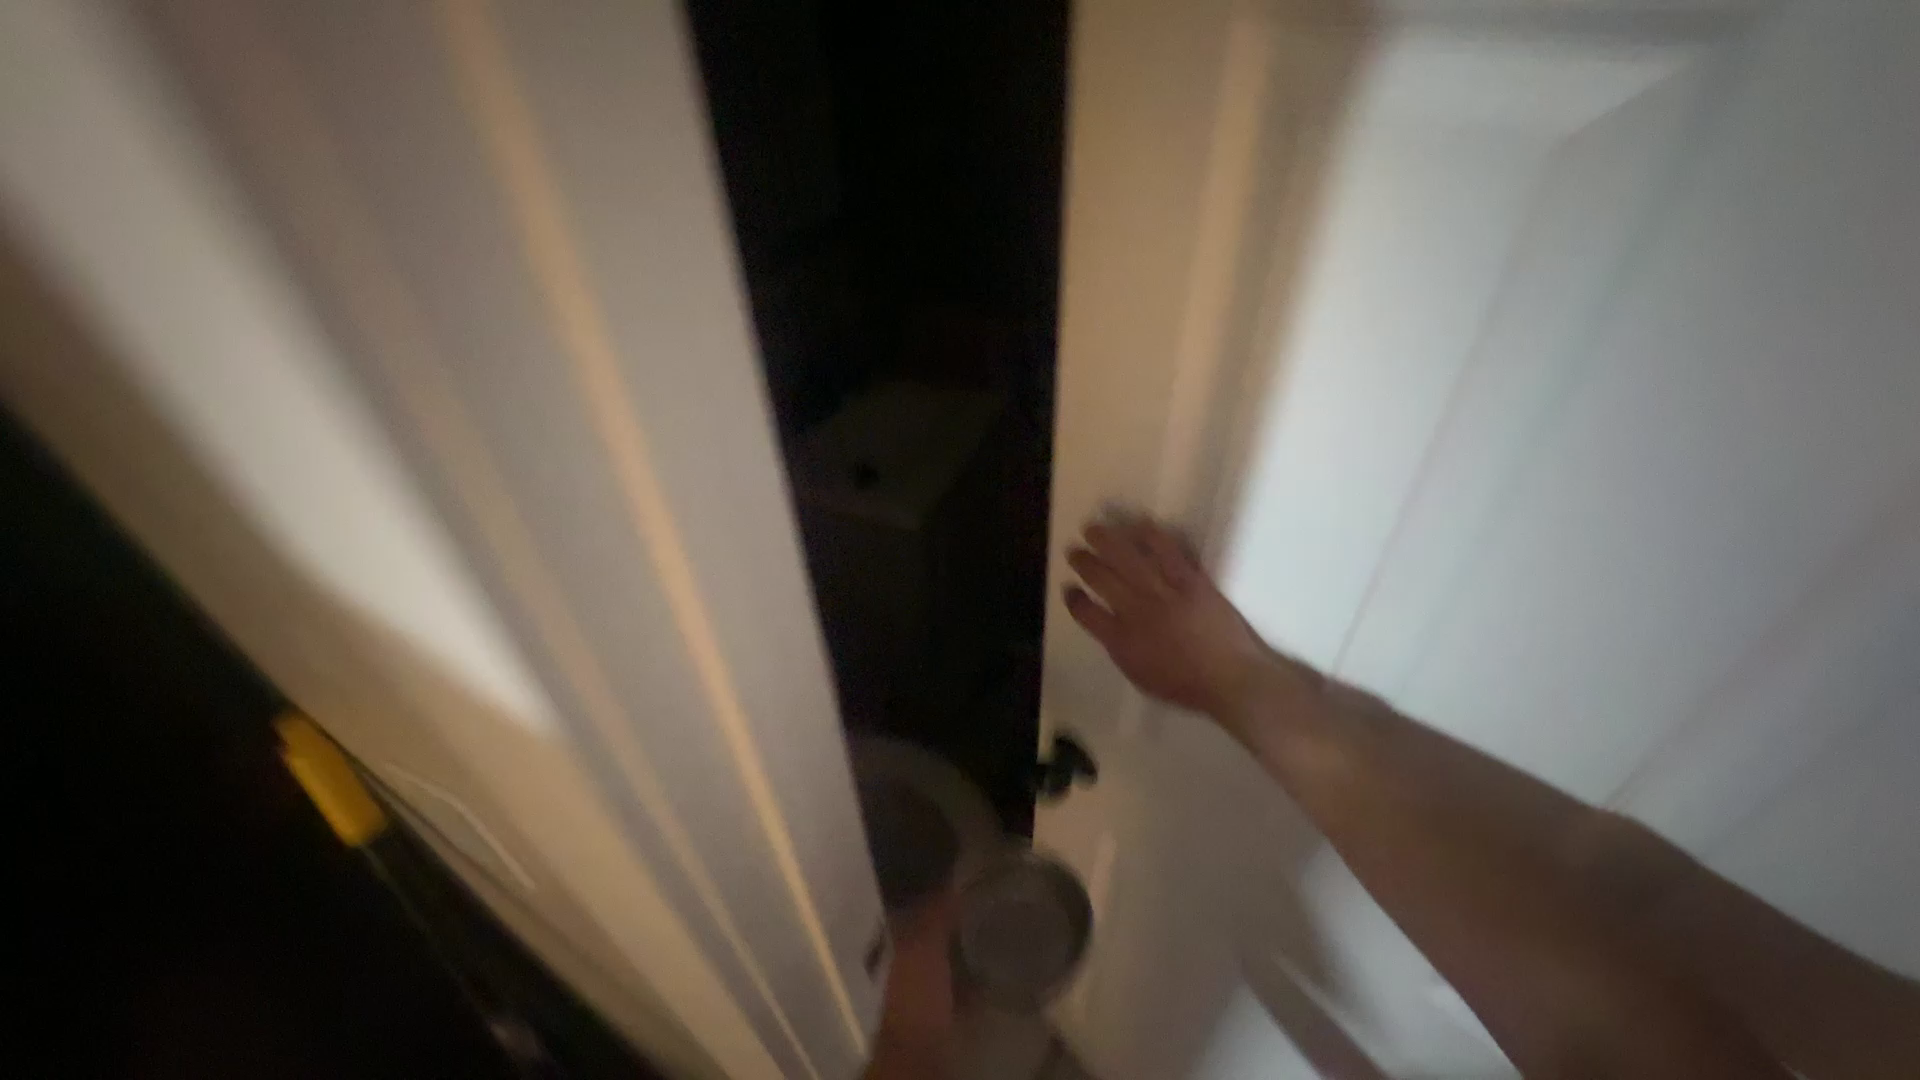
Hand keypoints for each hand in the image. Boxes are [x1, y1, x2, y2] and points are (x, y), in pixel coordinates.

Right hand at [1063, 515, 1282, 717]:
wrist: (1230, 678)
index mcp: (1121, 641)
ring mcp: (1164, 593)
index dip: (1074, 599)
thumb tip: (1108, 627)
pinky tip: (1138, 524)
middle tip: (1074, 550)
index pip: (1086, 613)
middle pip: (1102, 579)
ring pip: (1128, 559)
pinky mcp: (1191, 581)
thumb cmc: (1185, 685)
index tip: (1069, 588)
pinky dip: (1151, 536)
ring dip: (1107, 540)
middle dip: (1084, 562)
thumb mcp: (1140, 676)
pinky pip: (1168, 552)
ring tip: (1093, 528)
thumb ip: (1120, 648)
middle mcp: (1136, 611)